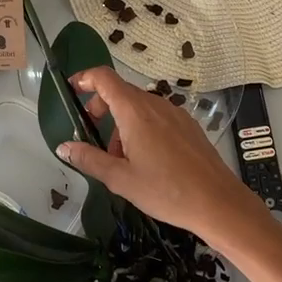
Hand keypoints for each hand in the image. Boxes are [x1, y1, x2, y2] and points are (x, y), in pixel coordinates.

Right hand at [56, 66, 267, 242]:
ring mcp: (176, 114)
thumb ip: (89, 159)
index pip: (105, 78)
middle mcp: (156, 105)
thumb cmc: (166, 191)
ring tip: (121, 160)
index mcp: (135, 112)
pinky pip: (157, 118)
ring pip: (140, 108)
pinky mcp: (189, 127)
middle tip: (93, 138)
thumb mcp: (120, 179)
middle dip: (102, 109)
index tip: (73, 90)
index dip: (86, 78)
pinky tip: (146, 161)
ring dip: (122, 125)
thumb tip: (64, 147)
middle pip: (121, 93)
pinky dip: (142, 130)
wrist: (217, 202)